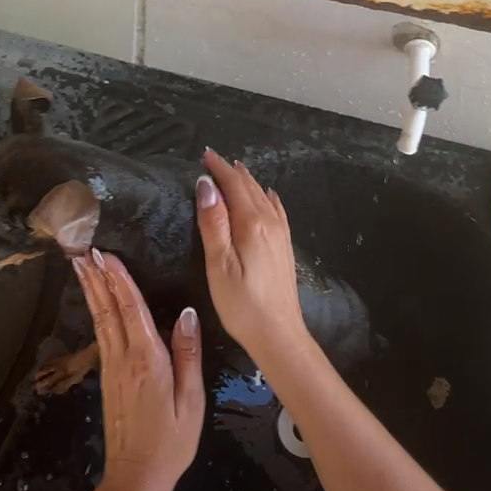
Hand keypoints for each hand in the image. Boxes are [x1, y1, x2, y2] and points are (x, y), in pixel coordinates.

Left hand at [72, 249, 203, 490]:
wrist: (137, 477)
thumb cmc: (171, 440)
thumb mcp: (191, 399)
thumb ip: (188, 354)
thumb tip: (187, 312)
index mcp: (147, 358)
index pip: (131, 308)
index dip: (119, 279)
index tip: (106, 253)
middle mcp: (124, 357)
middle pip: (108, 308)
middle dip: (97, 276)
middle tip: (83, 249)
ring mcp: (112, 367)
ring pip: (100, 319)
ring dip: (91, 289)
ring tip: (80, 265)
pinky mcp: (107, 377)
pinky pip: (100, 333)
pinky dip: (96, 310)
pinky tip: (95, 302)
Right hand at [196, 149, 314, 371]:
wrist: (279, 334)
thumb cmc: (242, 304)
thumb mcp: (219, 265)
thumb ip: (214, 223)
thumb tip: (207, 185)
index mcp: (251, 223)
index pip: (234, 185)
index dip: (219, 169)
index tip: (205, 155)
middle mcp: (269, 222)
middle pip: (249, 188)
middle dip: (231, 172)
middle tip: (214, 160)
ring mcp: (281, 234)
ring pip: (263, 196)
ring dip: (248, 182)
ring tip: (235, 171)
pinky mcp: (285, 246)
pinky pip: (277, 211)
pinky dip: (268, 197)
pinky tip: (269, 196)